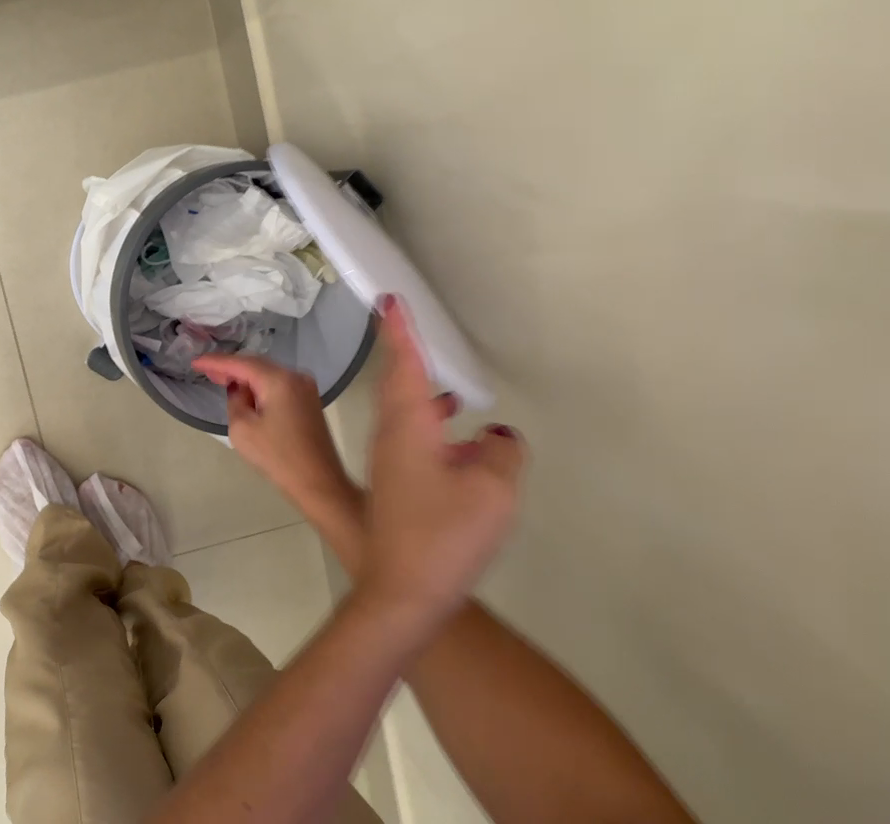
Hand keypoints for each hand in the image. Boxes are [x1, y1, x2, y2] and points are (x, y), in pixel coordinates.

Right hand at [192, 351, 363, 542]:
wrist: (319, 482)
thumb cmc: (278, 457)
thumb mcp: (242, 429)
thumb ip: (235, 401)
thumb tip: (241, 390)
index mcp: (279, 380)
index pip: (240, 364)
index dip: (215, 362)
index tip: (195, 363)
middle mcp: (295, 376)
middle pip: (256, 364)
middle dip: (230, 367)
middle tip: (205, 371)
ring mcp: (305, 388)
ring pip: (268, 374)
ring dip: (245, 376)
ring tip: (221, 380)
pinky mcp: (308, 401)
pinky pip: (278, 385)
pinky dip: (259, 385)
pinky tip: (246, 391)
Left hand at [362, 295, 524, 622]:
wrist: (404, 589)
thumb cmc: (445, 534)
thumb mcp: (493, 488)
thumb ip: (500, 452)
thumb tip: (495, 437)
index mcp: (406, 426)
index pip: (402, 365)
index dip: (399, 331)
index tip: (388, 300)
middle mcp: (391, 437)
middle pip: (399, 385)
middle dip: (408, 356)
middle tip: (412, 329)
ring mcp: (390, 463)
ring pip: (407, 416)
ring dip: (426, 397)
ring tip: (454, 392)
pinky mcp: (398, 486)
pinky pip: (415, 441)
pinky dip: (434, 429)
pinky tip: (460, 443)